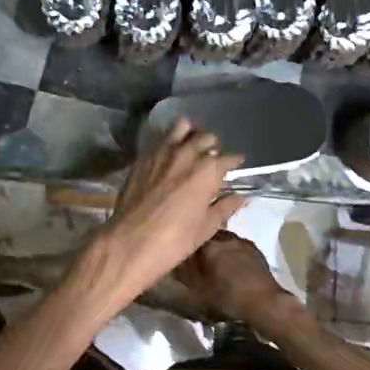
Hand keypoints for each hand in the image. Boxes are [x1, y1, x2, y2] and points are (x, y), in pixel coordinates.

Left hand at [78, 119, 245, 305]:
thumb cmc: (174, 240)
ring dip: (191, 134)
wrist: (129, 242)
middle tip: (212, 158)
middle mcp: (187, 153)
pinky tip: (170, 153)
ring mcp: (163, 152)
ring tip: (191, 146)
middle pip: (207, 137)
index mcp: (208, 170)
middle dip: (213, 146)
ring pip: (182, 127)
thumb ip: (224, 207)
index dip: (234, 162)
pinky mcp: (143, 156)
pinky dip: (170, 140)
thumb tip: (239, 197)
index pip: (228, 158)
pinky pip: (161, 138)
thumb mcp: (206, 227)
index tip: (236, 165)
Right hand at [178, 231, 311, 336]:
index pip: (192, 239)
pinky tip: (234, 266)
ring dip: (219, 248)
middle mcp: (225, 238)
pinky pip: (238, 246)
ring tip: (217, 263)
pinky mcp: (255, 249)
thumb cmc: (228, 299)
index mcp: (208, 246)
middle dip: (203, 246)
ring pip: (224, 240)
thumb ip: (186, 276)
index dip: (187, 248)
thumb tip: (178, 266)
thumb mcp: (198, 292)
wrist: (264, 302)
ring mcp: (242, 242)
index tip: (184, 256)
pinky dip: (233, 253)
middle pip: (208, 237)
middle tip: (200, 260)